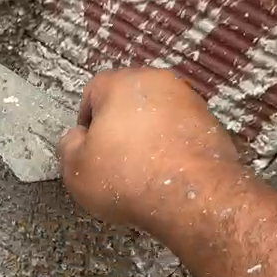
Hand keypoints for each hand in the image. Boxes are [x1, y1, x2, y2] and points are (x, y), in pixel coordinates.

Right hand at [58, 68, 247, 238]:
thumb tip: (73, 138)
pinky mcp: (208, 121)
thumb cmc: (127, 178)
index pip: (93, 90)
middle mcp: (157, 82)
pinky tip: (160, 174)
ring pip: (154, 114)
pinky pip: (178, 131)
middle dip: (116, 126)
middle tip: (109, 160)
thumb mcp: (76, 170)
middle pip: (127, 100)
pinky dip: (167, 147)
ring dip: (143, 137)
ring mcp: (187, 100)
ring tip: (137, 171)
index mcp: (120, 85)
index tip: (86, 146)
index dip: (85, 120)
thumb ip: (68, 147)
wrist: (187, 195)